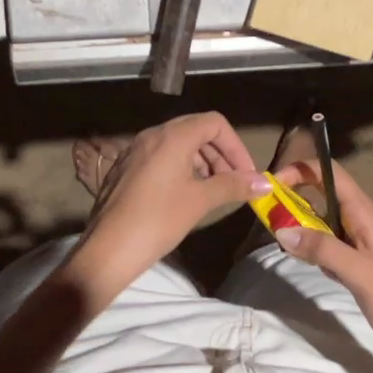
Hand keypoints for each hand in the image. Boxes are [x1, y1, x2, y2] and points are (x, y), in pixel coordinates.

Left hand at [72, 113, 268, 290]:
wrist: (108, 249)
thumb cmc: (158, 220)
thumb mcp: (200, 201)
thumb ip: (233, 186)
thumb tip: (264, 183)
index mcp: (172, 136)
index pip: (214, 123)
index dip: (236, 146)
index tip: (246, 174)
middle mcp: (152, 135)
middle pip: (196, 130)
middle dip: (220, 153)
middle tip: (234, 182)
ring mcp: (135, 150)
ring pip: (177, 143)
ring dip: (202, 161)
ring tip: (213, 190)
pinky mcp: (125, 168)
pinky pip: (160, 156)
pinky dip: (181, 167)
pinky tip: (186, 194)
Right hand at [271, 159, 372, 351]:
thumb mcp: (359, 273)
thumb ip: (323, 249)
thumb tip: (281, 230)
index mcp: (366, 214)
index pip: (332, 175)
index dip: (303, 170)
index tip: (274, 183)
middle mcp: (361, 220)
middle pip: (324, 192)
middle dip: (295, 194)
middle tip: (267, 209)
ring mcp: (358, 240)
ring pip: (322, 217)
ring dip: (299, 220)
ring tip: (277, 233)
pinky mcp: (353, 259)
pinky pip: (325, 240)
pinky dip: (309, 243)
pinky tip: (300, 258)